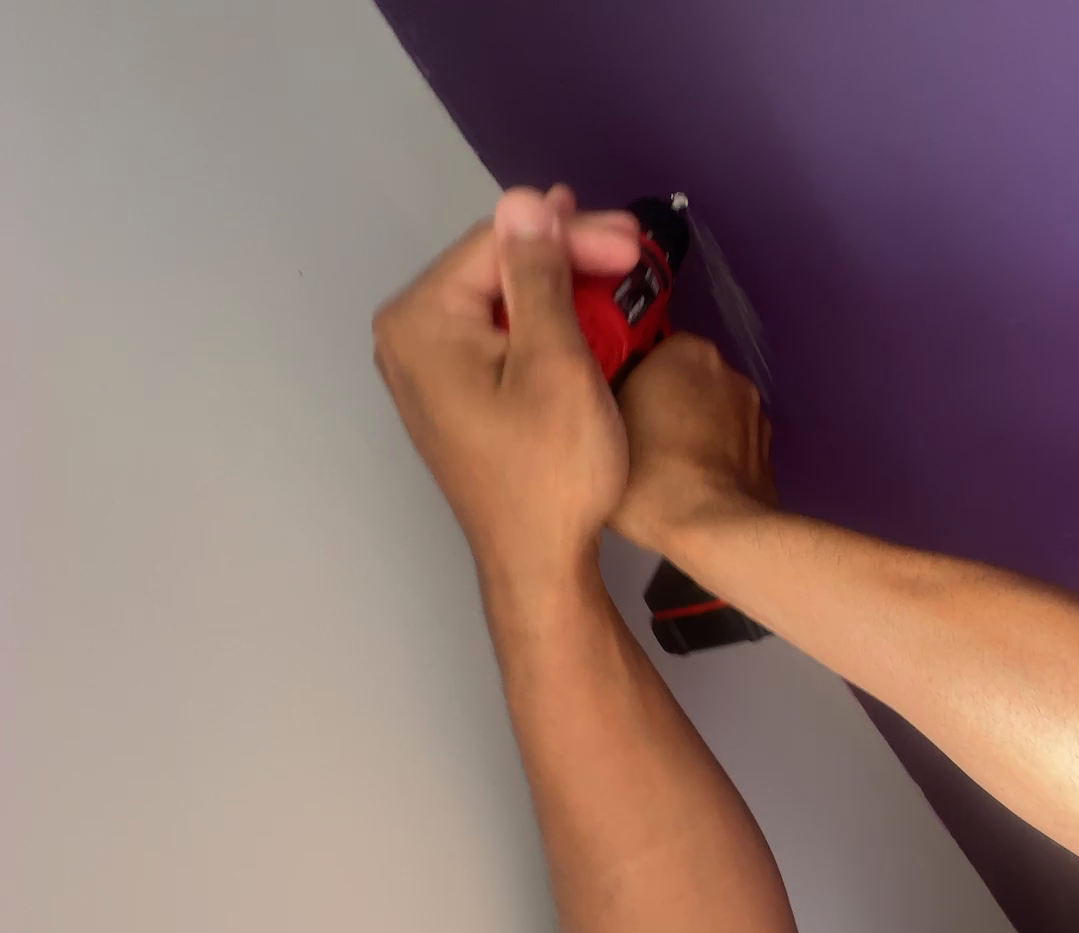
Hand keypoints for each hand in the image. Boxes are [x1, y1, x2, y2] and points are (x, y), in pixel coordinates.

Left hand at [373, 185, 640, 580]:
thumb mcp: (558, 367)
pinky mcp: (461, 395)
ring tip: (621, 277)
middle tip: (636, 251)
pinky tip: (589, 319)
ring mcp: (433, 369)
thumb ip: (541, 280)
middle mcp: (413, 336)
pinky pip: (506, 338)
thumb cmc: (554, 468)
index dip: (574, 234)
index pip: (501, 245)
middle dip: (571, 257)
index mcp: (424, 320)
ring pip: (507, 303)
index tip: (637, 241)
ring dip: (567, 288)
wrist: (539, 559)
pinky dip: (552, 325)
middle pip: (500, 270)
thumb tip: (524, 200)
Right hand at [609, 334, 776, 553]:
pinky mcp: (770, 452)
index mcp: (689, 351)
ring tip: (668, 468)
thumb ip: (607, 397)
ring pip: (715, 413)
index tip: (617, 409)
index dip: (633, 379)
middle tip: (639, 439)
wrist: (714, 529)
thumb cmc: (647, 474)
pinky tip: (697, 484)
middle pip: (688, 381)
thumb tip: (614, 397)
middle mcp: (731, 373)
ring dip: (696, 430)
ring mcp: (757, 413)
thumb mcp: (600, 426)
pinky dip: (718, 456)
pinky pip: (734, 445)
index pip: (653, 350)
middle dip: (669, 402)